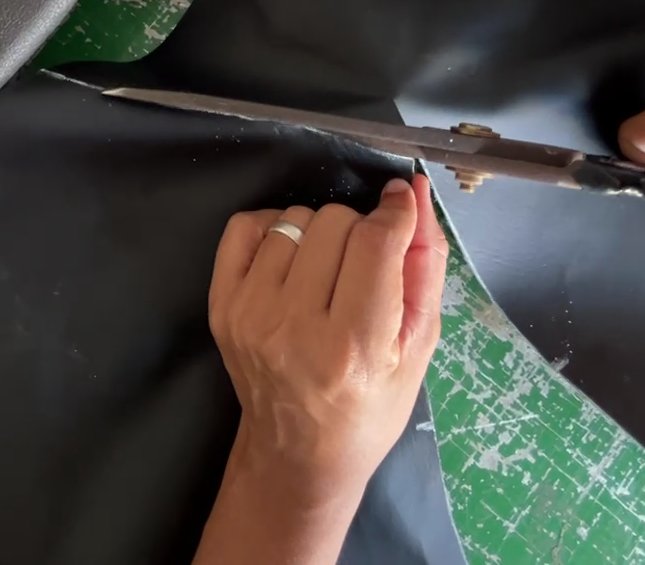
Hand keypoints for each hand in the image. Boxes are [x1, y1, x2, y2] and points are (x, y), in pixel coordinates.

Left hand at [191, 175, 448, 564]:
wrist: (296, 452)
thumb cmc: (369, 407)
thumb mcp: (418, 349)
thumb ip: (424, 266)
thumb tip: (414, 192)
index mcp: (352, 348)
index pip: (373, 244)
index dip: (394, 212)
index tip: (400, 203)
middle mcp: (292, 327)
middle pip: (334, 222)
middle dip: (359, 231)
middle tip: (362, 268)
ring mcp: (249, 313)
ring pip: (294, 218)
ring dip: (318, 233)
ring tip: (326, 273)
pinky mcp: (220, 304)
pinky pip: (246, 224)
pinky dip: (274, 227)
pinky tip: (290, 258)